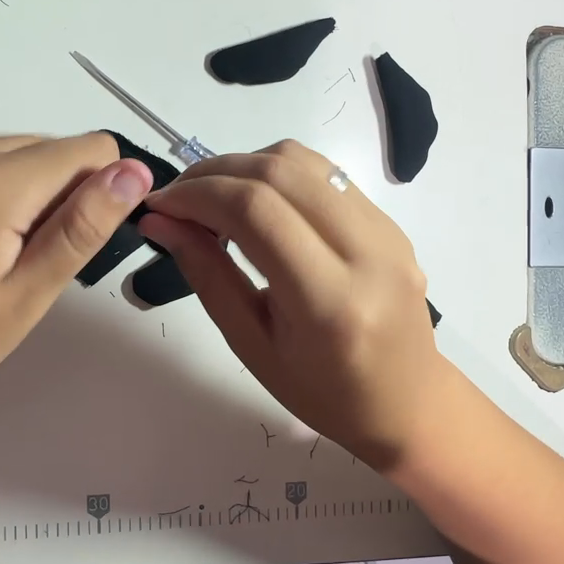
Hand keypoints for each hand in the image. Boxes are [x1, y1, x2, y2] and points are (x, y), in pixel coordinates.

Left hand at [0, 133, 150, 453]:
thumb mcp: (25, 297)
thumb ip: (81, 228)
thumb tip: (134, 172)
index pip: (90, 150)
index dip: (103, 197)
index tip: (76, 250)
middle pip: (53, 150)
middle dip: (65, 199)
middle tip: (33, 268)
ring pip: (19, 155)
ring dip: (31, 199)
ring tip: (0, 262)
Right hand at [140, 140, 452, 470]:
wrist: (404, 402)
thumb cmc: (320, 391)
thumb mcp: (250, 344)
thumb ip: (206, 275)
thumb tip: (159, 222)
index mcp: (329, 301)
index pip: (256, 212)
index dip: (197, 196)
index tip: (159, 207)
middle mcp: (367, 253)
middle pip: (279, 172)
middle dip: (214, 174)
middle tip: (177, 200)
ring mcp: (386, 231)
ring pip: (302, 162)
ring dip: (244, 166)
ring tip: (210, 199)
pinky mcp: (389, 221)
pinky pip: (324, 176)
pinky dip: (275, 175)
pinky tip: (253, 204)